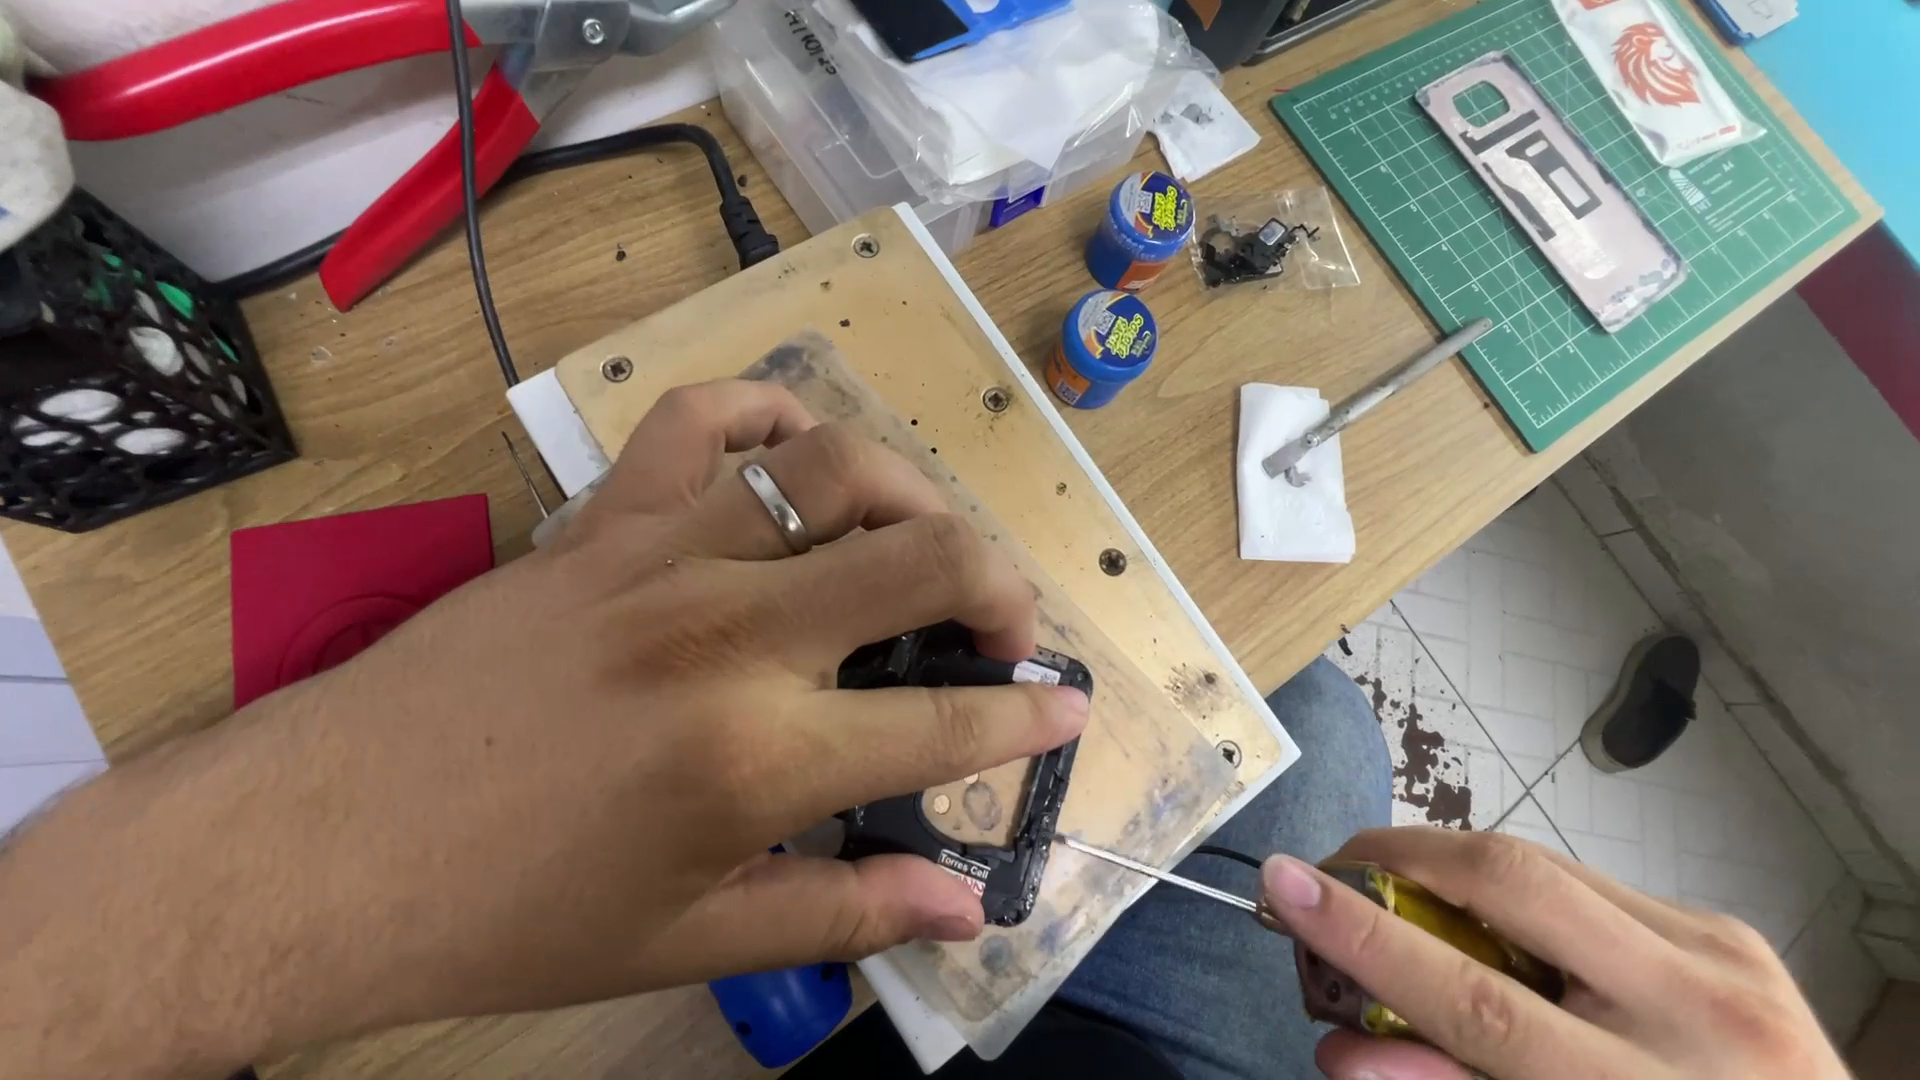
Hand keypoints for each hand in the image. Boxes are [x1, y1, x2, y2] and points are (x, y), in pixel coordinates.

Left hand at [0, 380, 1087, 1077]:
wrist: (313, 851)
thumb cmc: (511, 913)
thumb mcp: (691, 940)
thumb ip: (847, 916)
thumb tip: (965, 907)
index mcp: (757, 755)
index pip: (943, 722)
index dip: (1027, 716)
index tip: (1064, 705)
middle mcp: (728, 633)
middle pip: (920, 556)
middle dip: (997, 585)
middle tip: (1000, 623)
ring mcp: (661, 555)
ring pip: (832, 466)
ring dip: (910, 494)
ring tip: (920, 539)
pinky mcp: (600, 518)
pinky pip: (703, 417)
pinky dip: (769, 413)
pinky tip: (797, 454)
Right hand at [1259, 828, 1846, 1079]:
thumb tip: (1332, 1045)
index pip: (1475, 1002)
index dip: (1364, 936)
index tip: (1282, 880)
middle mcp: (1707, 1015)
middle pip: (1509, 884)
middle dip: (1397, 857)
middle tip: (1333, 868)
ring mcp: (1725, 956)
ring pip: (1535, 862)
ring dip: (1443, 866)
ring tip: (1394, 890)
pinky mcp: (1723, 926)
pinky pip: (1573, 876)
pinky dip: (1505, 886)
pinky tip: (1491, 922)